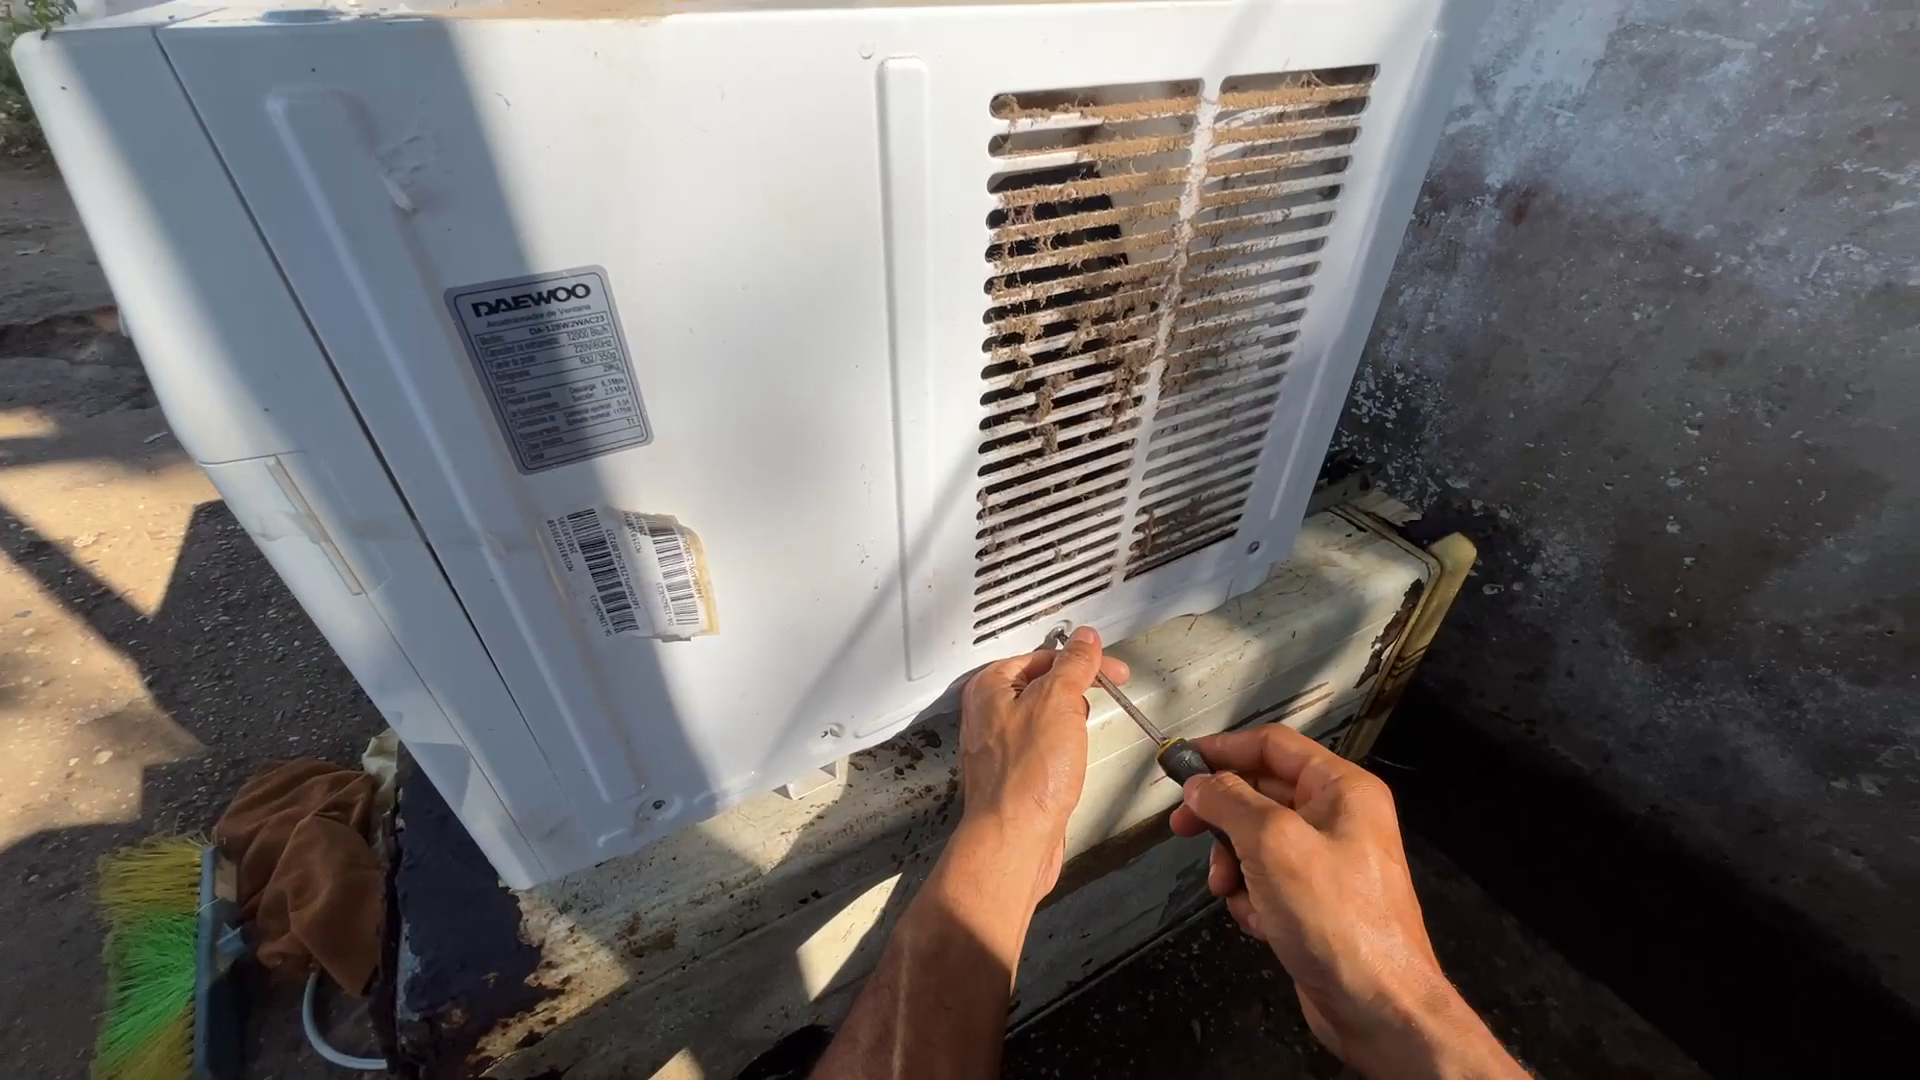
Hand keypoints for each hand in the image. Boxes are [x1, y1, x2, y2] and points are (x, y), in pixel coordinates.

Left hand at [954, 626, 1128, 900]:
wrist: (1015, 839)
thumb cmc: (1027, 777)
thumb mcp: (1058, 702)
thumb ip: (1073, 665)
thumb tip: (1084, 640)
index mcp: (990, 686)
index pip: (1043, 655)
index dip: (1082, 660)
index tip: (1110, 670)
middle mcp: (987, 712)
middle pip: (1042, 683)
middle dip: (1074, 691)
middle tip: (1096, 701)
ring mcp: (998, 744)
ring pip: (1044, 716)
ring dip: (1069, 721)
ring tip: (1077, 738)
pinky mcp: (1012, 773)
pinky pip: (1042, 747)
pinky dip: (1062, 748)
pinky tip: (1070, 763)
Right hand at [1170, 725, 1523, 1078]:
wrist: (1379, 1011)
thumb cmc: (1333, 915)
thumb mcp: (1271, 841)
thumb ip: (1228, 800)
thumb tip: (1198, 783)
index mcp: (1341, 789)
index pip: (1271, 745)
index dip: (1223, 748)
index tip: (1182, 760)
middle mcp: (1336, 817)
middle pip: (1257, 793)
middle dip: (1220, 815)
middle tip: (1183, 826)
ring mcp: (1324, 860)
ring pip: (1253, 839)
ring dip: (1231, 863)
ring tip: (1227, 887)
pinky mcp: (1312, 899)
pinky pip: (1263, 877)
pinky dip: (1250, 895)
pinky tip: (1258, 920)